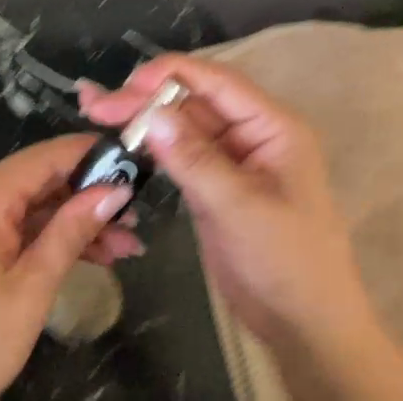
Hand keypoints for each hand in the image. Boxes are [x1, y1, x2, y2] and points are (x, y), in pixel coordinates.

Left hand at [0, 135, 142, 400]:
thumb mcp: (32, 287)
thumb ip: (72, 231)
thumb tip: (116, 190)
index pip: (45, 157)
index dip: (91, 156)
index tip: (134, 163)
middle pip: (39, 181)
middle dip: (88, 198)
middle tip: (135, 220)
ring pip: (31, 208)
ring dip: (74, 223)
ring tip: (123, 247)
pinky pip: (14, 228)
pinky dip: (48, 239)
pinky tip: (88, 257)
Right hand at [81, 55, 402, 399]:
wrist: (307, 327)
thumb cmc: (287, 261)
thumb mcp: (240, 208)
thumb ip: (194, 159)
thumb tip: (150, 115)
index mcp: (272, 126)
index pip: (217, 82)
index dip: (170, 75)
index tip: (126, 83)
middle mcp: (251, 133)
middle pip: (194, 100)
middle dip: (146, 98)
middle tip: (94, 105)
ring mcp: (232, 160)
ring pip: (183, 126)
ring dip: (143, 120)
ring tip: (96, 114)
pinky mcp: (215, 185)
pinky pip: (180, 154)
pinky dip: (152, 147)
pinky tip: (121, 144)